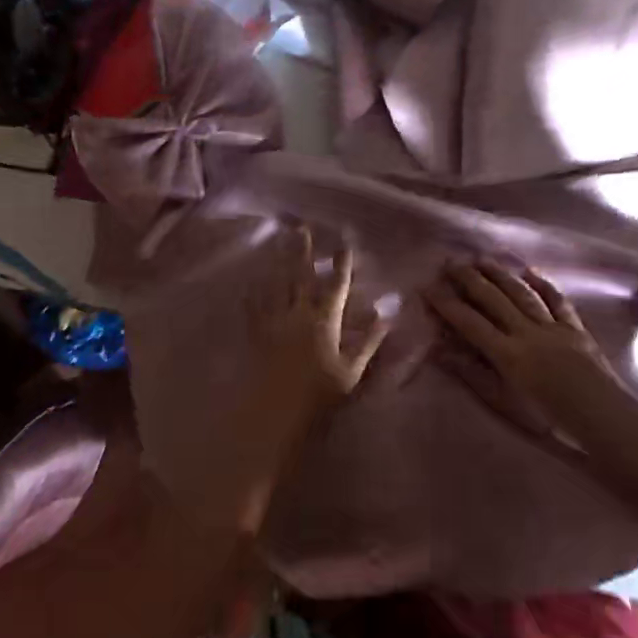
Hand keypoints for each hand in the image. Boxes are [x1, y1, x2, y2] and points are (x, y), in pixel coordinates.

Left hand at [251, 224, 388, 409]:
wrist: (276, 410)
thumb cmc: (319, 393)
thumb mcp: (352, 371)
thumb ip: (369, 342)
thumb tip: (387, 316)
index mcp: (325, 321)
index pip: (336, 286)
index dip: (341, 264)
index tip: (344, 242)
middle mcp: (299, 314)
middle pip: (301, 276)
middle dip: (303, 251)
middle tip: (301, 228)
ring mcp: (275, 321)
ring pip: (277, 284)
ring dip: (278, 261)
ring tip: (277, 241)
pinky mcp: (257, 332)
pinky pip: (253, 306)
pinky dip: (252, 291)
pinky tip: (250, 279)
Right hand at [426, 260, 637, 511]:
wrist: (605, 420)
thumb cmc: (549, 419)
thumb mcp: (504, 402)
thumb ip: (473, 373)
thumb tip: (442, 349)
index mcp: (507, 354)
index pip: (469, 322)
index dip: (447, 304)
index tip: (428, 287)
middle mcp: (527, 332)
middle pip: (493, 299)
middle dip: (469, 279)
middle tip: (450, 262)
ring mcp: (553, 327)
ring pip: (521, 293)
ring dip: (499, 274)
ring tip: (481, 259)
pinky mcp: (575, 328)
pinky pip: (556, 300)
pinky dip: (542, 285)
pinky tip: (530, 272)